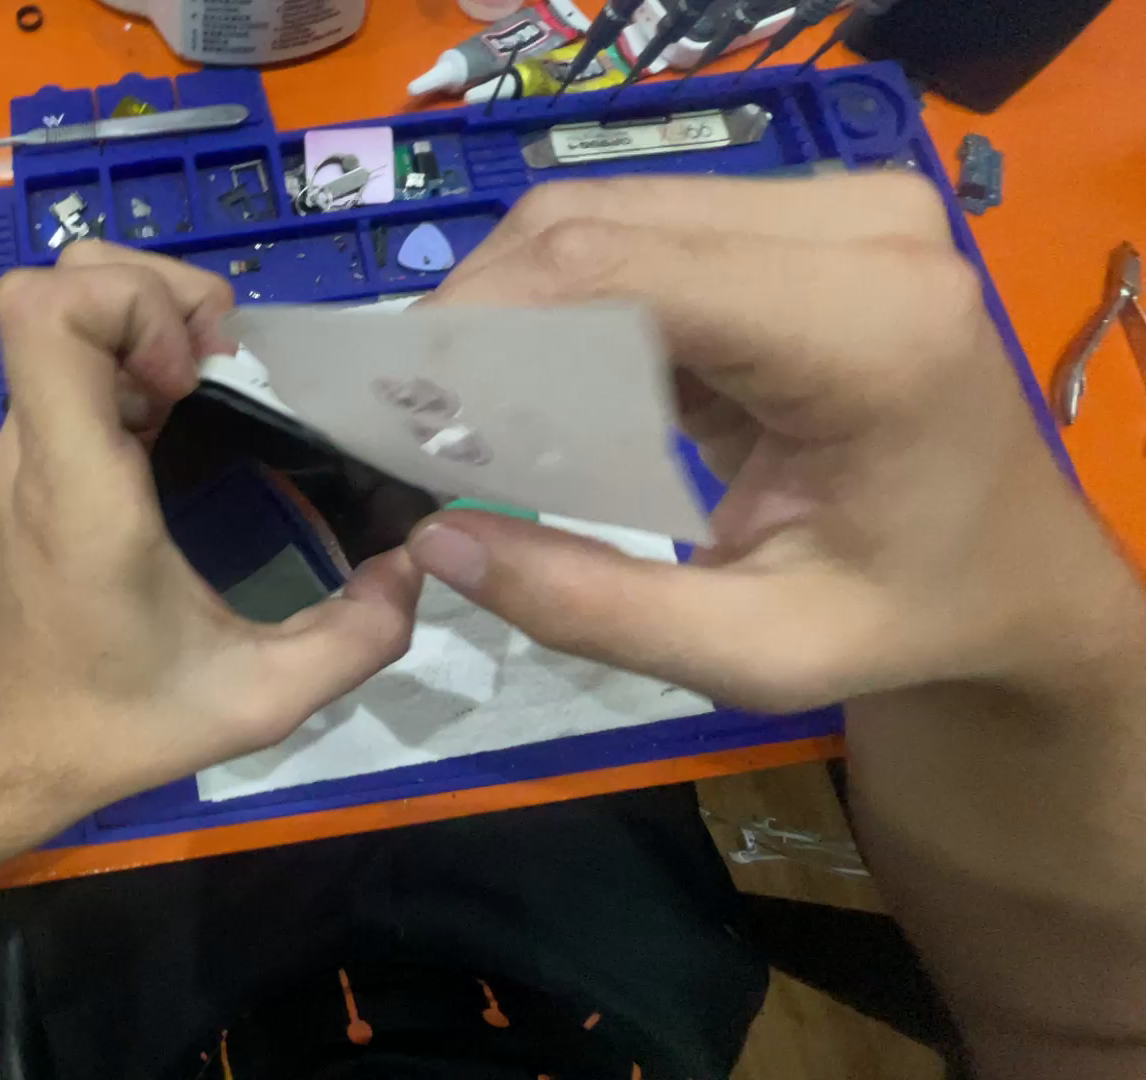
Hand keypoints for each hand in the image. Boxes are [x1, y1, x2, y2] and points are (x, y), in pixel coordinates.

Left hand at [0, 241, 421, 807]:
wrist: (28, 745)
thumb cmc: (126, 720)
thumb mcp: (262, 698)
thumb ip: (355, 639)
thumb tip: (414, 565)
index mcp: (80, 488)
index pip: (50, 315)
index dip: (134, 304)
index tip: (196, 374)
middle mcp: (38, 447)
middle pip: (61, 282)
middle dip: (159, 292)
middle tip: (223, 365)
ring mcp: (28, 445)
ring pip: (63, 305)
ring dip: (148, 311)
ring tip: (212, 376)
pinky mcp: (37, 454)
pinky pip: (75, 352)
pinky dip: (134, 345)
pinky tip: (186, 406)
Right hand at [406, 173, 1142, 712]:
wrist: (1003, 572)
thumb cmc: (894, 616)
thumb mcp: (745, 654)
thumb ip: (588, 607)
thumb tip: (434, 539)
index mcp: (862, 329)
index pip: (612, 271)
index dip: (479, 320)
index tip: (400, 401)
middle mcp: (850, 231)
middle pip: (586, 226)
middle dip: (472, 312)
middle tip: (417, 410)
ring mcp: (821, 214)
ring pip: (590, 215)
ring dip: (501, 300)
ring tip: (460, 396)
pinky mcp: (781, 232)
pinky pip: (619, 235)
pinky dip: (544, 299)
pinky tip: (524, 373)